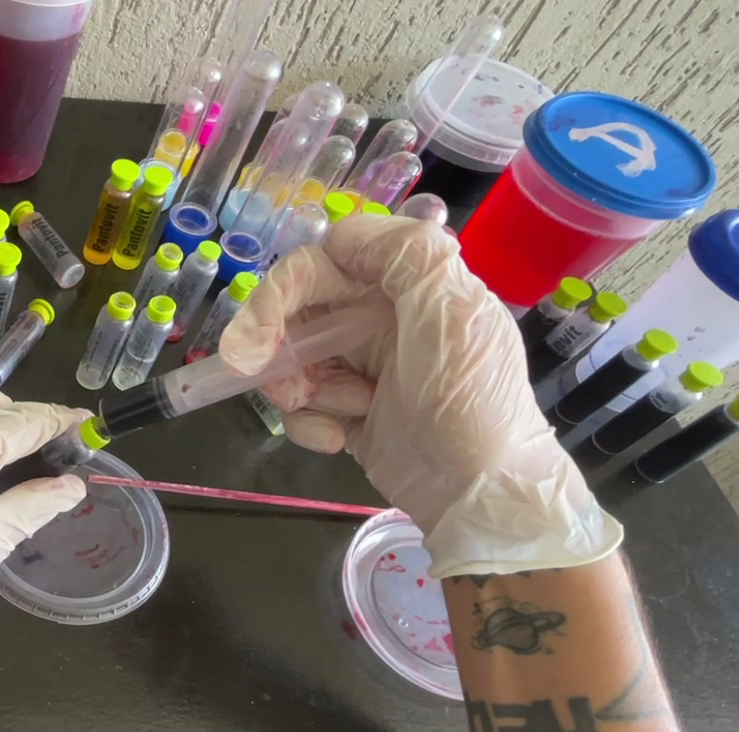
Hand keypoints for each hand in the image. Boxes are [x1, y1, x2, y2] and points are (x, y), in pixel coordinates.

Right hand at [218, 215, 621, 578]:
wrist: (475, 493)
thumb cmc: (469, 405)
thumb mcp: (453, 318)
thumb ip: (408, 259)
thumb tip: (343, 233)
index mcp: (409, 286)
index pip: (326, 261)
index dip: (285, 290)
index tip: (262, 333)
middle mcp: (379, 319)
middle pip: (297, 312)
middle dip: (278, 350)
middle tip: (264, 379)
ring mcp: (360, 366)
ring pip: (291, 362)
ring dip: (300, 392)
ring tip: (336, 417)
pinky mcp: (345, 409)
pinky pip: (301, 404)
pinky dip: (310, 424)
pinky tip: (342, 439)